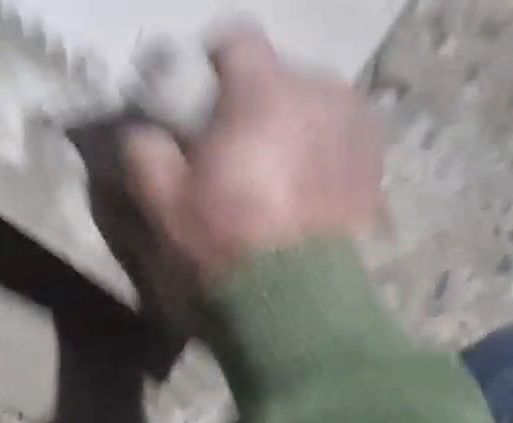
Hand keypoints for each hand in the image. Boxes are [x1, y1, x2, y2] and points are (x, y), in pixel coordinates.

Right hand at [121, 26, 385, 290]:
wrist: (295, 293)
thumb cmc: (220, 244)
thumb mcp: (161, 205)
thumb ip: (145, 153)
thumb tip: (138, 129)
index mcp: (260, 95)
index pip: (236, 40)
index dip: (208, 58)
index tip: (191, 86)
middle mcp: (317, 89)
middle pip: (273, 74)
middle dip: (244, 101)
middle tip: (221, 146)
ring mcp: (354, 117)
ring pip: (307, 100)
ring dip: (281, 122)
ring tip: (261, 168)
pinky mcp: (374, 149)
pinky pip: (335, 127)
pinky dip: (312, 143)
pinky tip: (294, 183)